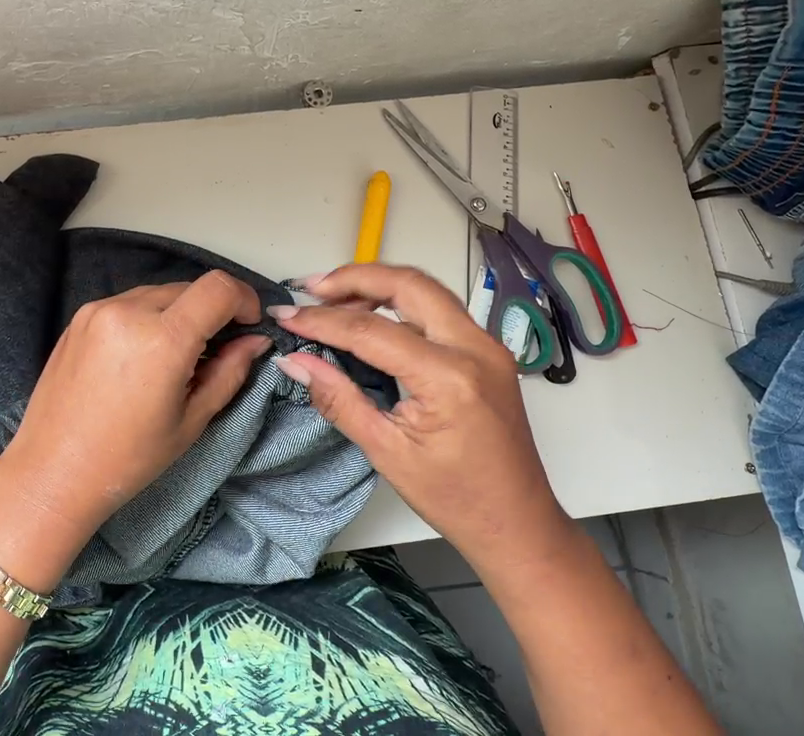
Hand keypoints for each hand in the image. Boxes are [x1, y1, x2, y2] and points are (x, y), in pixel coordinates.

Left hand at [0, 272, 268, 545]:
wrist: (54, 470)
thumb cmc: (126, 458)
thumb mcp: (192, 421)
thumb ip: (230, 372)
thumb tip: (255, 341)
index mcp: (161, 340)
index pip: (217, 288)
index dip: (244, 299)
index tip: (248, 324)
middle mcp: (128, 313)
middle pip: (189, 288)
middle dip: (211, 312)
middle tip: (214, 352)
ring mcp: (98, 311)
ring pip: (158, 294)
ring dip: (178, 314)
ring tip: (175, 360)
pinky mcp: (80, 317)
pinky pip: (129, 304)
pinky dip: (147, 319)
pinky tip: (142, 358)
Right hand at [268, 263, 572, 569]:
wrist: (518, 525)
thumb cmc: (455, 498)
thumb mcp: (386, 451)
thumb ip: (338, 398)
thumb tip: (294, 360)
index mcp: (449, 378)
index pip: (372, 330)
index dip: (321, 321)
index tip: (285, 317)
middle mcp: (475, 349)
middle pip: (407, 284)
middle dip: (353, 278)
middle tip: (309, 289)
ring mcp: (486, 346)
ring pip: (426, 289)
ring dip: (377, 285)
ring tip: (330, 296)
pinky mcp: (487, 352)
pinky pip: (438, 309)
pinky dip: (399, 303)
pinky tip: (368, 315)